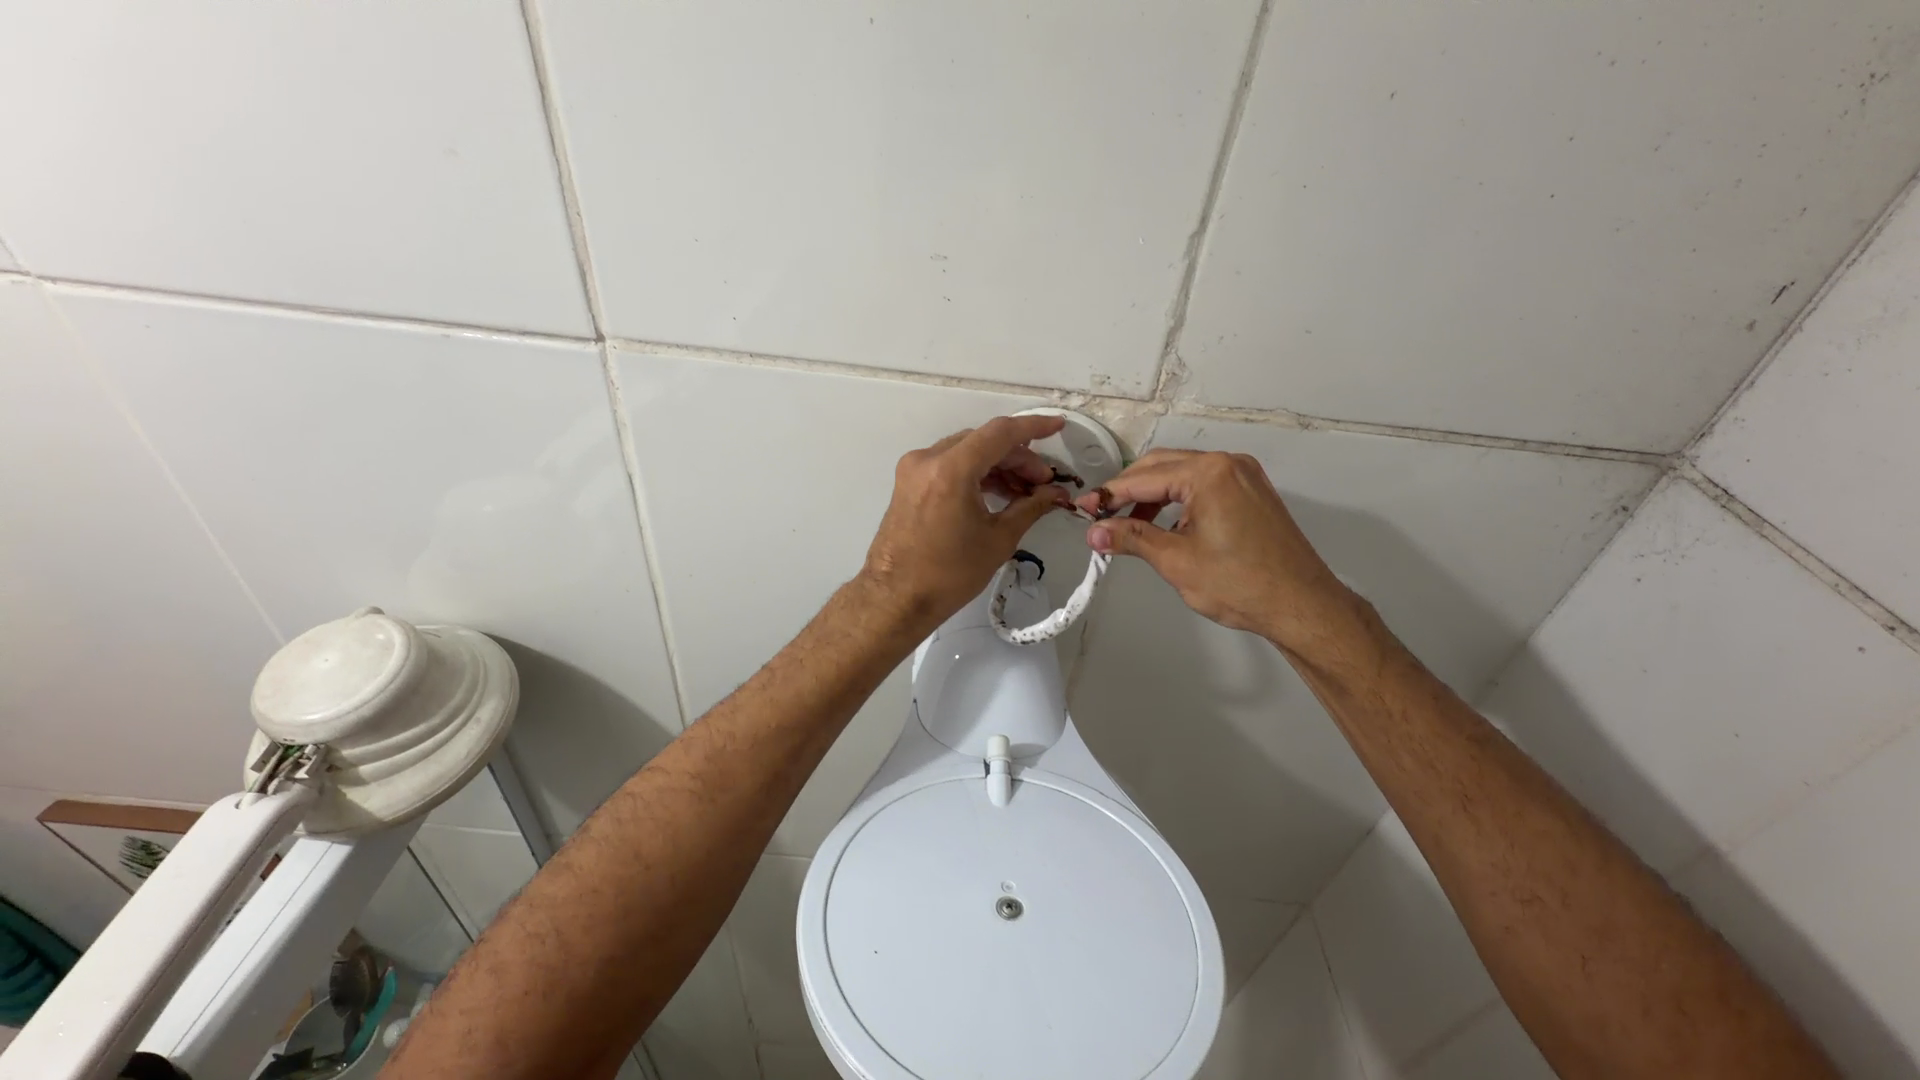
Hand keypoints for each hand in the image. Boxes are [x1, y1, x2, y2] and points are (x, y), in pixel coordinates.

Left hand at [860, 414, 1070, 631]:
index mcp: (951, 469)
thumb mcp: (998, 539)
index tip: (1058, 426)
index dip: (1034, 427)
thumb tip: (1056, 493)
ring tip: (1025, 490)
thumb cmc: (949, 574)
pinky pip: (949, 465)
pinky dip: (975, 473)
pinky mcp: (908, 483)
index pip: (1000, 433)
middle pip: (983, 441)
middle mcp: (928, 459)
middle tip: (1043, 481)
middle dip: (1018, 456)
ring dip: (997, 465)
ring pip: (966, 451)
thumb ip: (1030, 507)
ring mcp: (914, 469)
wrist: (896, 598)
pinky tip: (998, 493)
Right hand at [1079, 449, 1364, 652]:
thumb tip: (1095, 533)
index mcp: (1209, 472)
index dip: (1109, 495)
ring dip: (1153, 495)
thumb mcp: (1176, 561)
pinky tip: (1165, 526)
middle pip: (1162, 466)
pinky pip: (1204, 485)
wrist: (1301, 606)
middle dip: (1128, 491)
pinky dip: (1179, 500)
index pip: (1144, 477)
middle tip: (1100, 517)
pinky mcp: (1253, 492)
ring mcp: (1244, 476)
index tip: (1084, 511)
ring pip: (1183, 474)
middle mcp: (1228, 463)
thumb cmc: (1241, 585)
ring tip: (1128, 526)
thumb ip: (1132, 538)